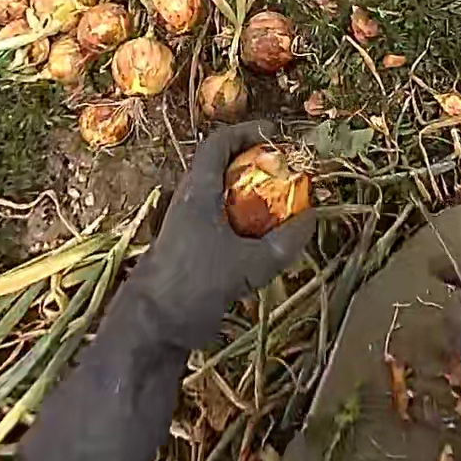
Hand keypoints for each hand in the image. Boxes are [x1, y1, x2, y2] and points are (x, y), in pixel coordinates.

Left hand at [125, 121, 313, 348]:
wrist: (149, 328)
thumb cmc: (192, 284)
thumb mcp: (247, 264)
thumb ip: (282, 244)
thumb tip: (311, 220)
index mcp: (198, 190)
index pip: (218, 143)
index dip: (246, 131)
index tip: (273, 134)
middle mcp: (190, 200)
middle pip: (222, 165)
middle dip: (254, 162)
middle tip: (284, 170)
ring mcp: (187, 224)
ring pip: (222, 194)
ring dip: (250, 193)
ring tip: (280, 202)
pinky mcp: (189, 247)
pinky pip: (221, 219)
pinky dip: (244, 219)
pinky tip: (263, 239)